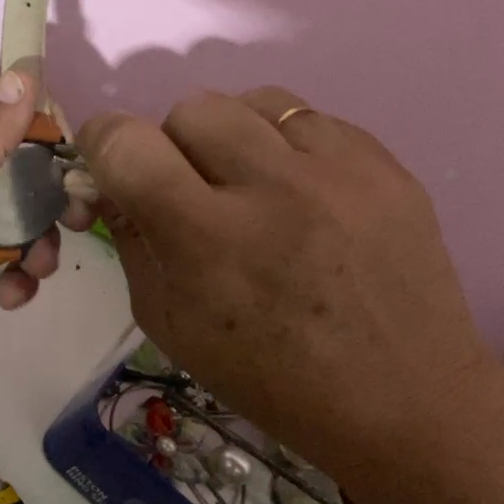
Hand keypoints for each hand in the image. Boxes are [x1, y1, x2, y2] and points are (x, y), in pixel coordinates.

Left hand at [0, 67, 90, 400]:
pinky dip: (13, 276)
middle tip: (74, 218)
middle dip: (47, 185)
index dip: (33, 107)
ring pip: (11, 215)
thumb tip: (20, 73)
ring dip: (37, 238)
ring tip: (37, 268)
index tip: (68, 145)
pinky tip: (9, 298)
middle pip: (11, 160)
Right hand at [78, 88, 503, 465]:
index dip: (101, 143)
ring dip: (229, 136)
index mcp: (205, 238)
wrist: (402, 402)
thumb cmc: (264, 375)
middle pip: (189, 109)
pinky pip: (310, 118)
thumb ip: (130, 238)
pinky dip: (285, 145)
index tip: (106, 164)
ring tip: (245, 184)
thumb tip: (105, 182)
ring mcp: (339, 172)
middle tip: (186, 190)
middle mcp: (271, 188)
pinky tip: (296, 191)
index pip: (126, 143)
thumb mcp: (165, 318)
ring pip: (251, 101)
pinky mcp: (387, 166)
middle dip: (170, 144)